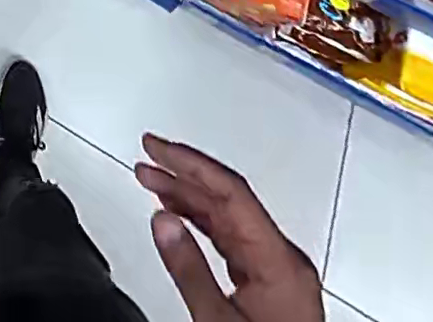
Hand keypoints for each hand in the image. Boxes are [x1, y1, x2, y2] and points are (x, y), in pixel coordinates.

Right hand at [135, 134, 323, 321]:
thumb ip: (189, 270)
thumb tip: (162, 220)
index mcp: (280, 263)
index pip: (231, 191)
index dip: (189, 162)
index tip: (156, 147)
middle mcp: (284, 262)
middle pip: (227, 199)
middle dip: (181, 174)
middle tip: (147, 156)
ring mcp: (278, 273)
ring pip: (226, 215)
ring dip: (185, 194)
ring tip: (151, 179)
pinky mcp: (269, 285)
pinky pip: (228, 236)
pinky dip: (197, 218)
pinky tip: (176, 212)